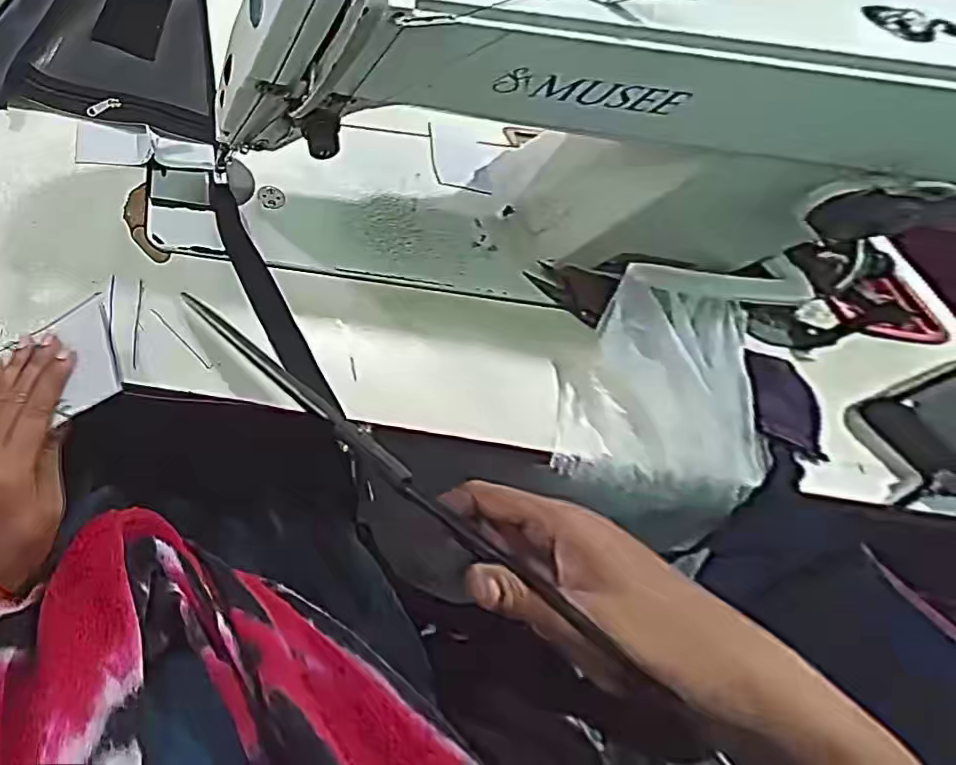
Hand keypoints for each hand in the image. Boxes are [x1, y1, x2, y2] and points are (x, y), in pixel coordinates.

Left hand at [0, 336, 72, 593]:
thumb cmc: (16, 546)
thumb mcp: (49, 502)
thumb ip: (51, 453)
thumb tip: (59, 418)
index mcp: (11, 466)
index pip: (35, 408)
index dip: (52, 379)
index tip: (65, 357)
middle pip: (14, 395)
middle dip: (35, 364)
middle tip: (50, 342)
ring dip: (13, 366)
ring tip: (27, 344)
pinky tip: (1, 368)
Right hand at [444, 482, 917, 763]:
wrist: (759, 690)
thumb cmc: (678, 643)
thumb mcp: (582, 620)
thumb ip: (518, 595)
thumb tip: (469, 576)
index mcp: (564, 521)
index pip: (483, 494)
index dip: (449, 507)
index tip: (425, 534)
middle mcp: (573, 531)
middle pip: (499, 527)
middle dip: (485, 558)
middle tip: (481, 592)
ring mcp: (588, 559)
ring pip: (523, 560)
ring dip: (518, 588)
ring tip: (535, 621)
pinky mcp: (601, 587)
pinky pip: (549, 583)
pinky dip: (544, 605)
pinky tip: (561, 634)